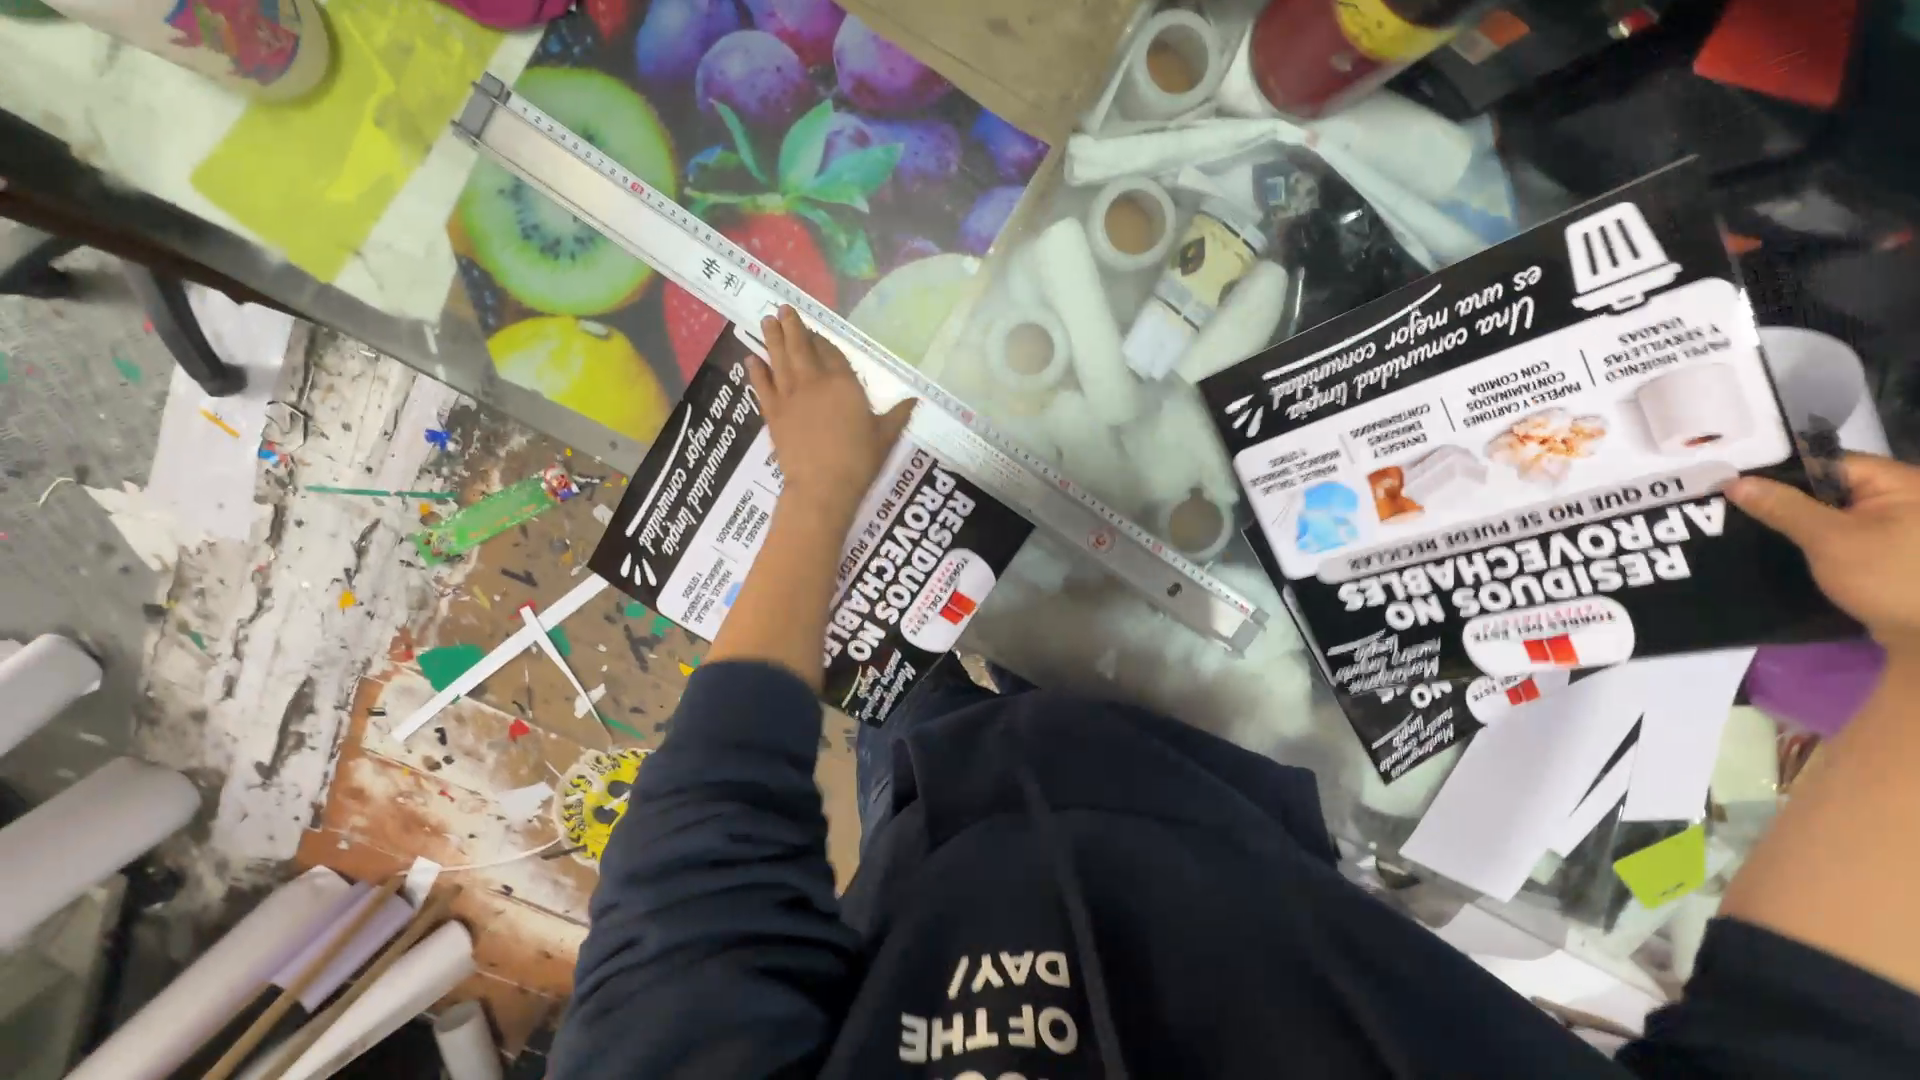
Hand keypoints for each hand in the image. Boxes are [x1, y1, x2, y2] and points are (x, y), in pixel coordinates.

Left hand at [751, 306, 914, 520]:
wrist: (822, 486)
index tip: (815, 329)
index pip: (831, 352)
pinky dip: (755, 371)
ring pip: (779, 359)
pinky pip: (762, 385)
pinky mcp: (773, 413)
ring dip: (772, 338)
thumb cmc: (859, 461)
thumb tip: (915, 401)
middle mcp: (814, 381)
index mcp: (843, 383)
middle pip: (801, 346)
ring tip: (767, 320)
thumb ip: (897, 415)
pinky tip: (750, 358)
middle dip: (793, 326)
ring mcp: (790, 396)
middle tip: (783, 310)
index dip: (822, 339)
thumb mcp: (885, 436)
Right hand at [1729, 455, 1919, 656]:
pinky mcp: (1890, 551)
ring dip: (1795, 519)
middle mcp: (1905, 498)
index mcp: (1902, 483)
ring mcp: (1900, 527)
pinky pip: (1843, 533)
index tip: (1736, 484)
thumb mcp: (1828, 539)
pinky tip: (1782, 546)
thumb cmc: (1889, 578)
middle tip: (1733, 506)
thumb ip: (1782, 507)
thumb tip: (1736, 482)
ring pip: (1833, 512)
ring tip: (1748, 525)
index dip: (1781, 471)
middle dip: (1783, 497)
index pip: (1829, 463)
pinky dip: (1813, 537)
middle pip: (1830, 486)